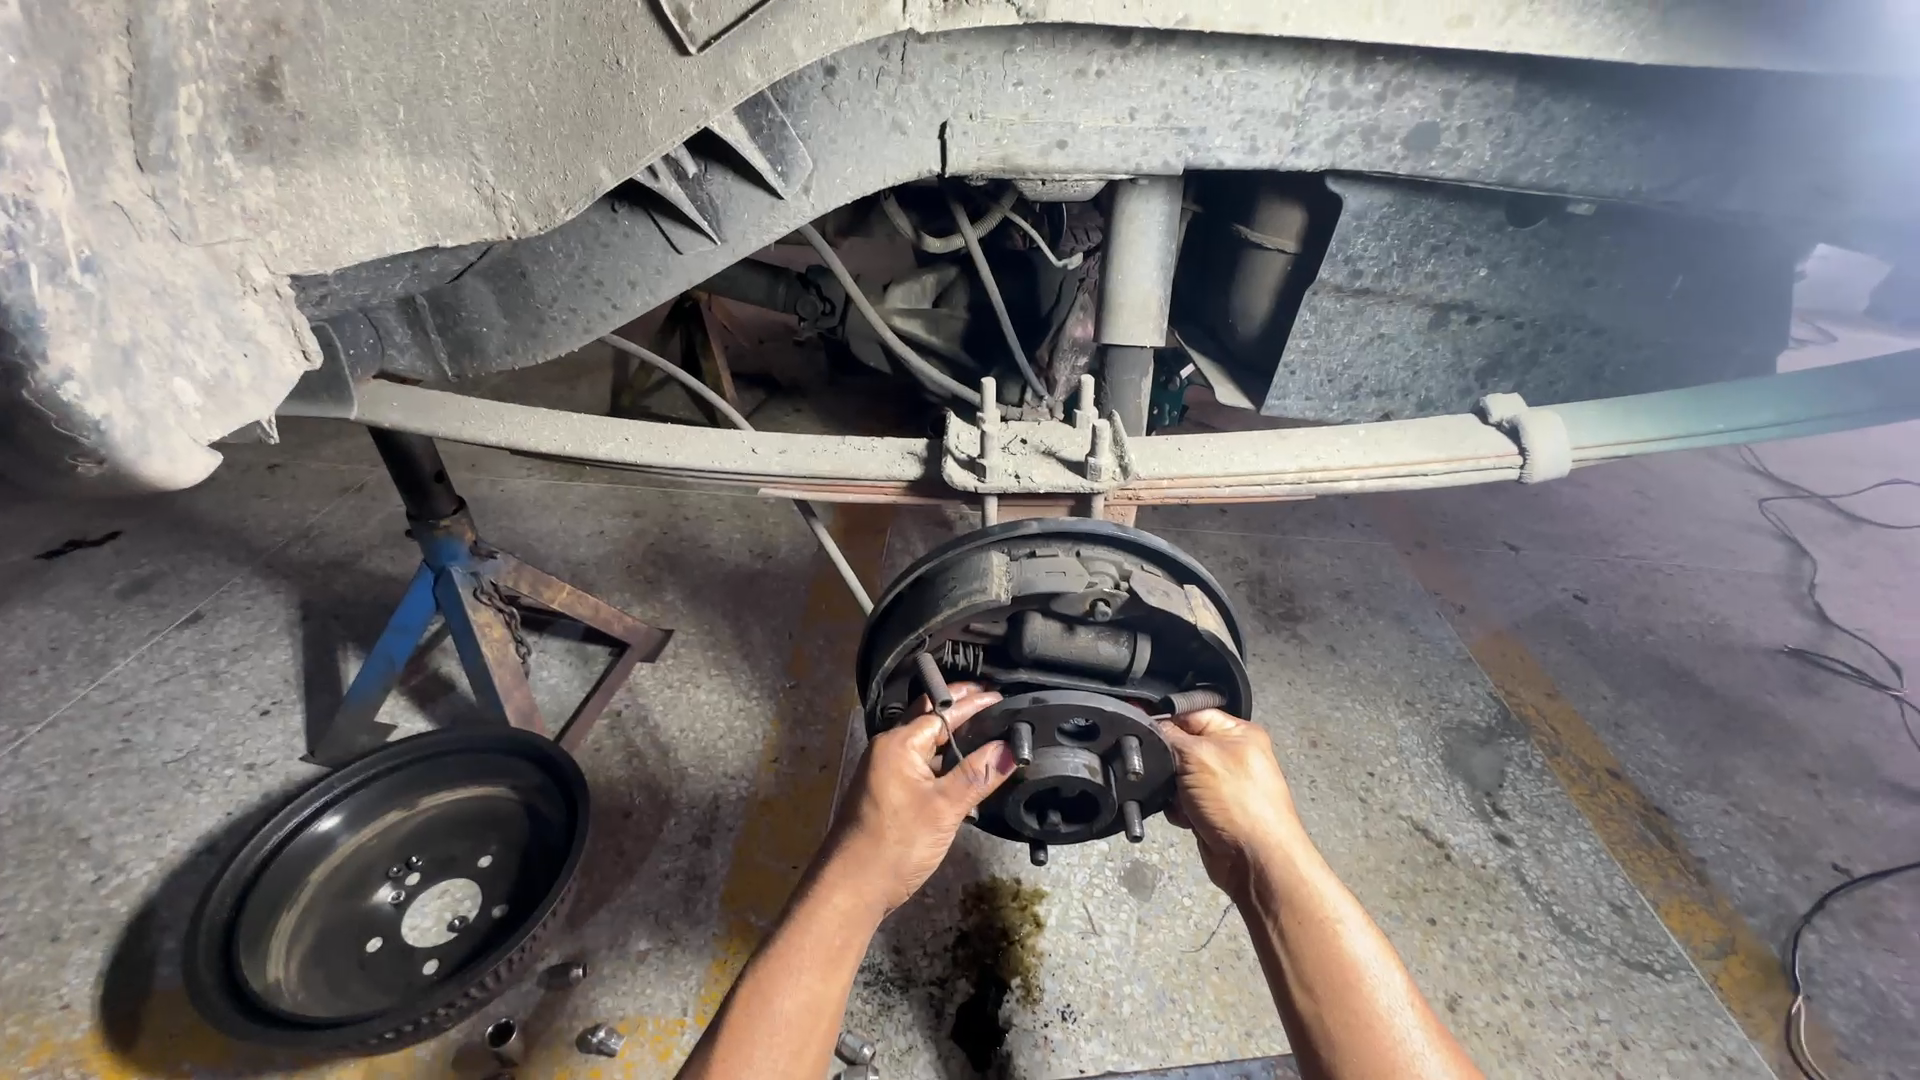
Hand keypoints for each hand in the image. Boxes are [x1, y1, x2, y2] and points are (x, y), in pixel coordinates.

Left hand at [816, 683, 1017, 915]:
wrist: (851, 887)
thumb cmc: (896, 845)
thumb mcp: (944, 808)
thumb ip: (978, 775)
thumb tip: (1012, 747)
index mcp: (899, 743)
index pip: (942, 710)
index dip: (974, 703)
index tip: (1002, 696)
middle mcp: (888, 748)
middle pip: (929, 718)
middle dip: (960, 708)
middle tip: (993, 702)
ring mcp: (885, 768)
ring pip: (924, 741)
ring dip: (952, 734)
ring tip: (987, 730)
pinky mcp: (888, 788)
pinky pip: (919, 761)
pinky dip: (942, 757)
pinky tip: (964, 766)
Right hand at [1156, 708, 1304, 900]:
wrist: (1256, 861)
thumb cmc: (1237, 801)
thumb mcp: (1197, 755)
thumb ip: (1170, 735)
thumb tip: (1152, 727)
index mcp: (1238, 732)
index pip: (1191, 713)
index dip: (1166, 719)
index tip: (1143, 728)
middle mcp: (1231, 755)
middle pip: (1181, 745)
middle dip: (1168, 760)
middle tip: (1165, 771)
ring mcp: (1221, 785)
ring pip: (1177, 775)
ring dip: (1172, 789)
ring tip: (1179, 799)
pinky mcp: (1211, 810)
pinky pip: (1181, 800)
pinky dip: (1177, 808)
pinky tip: (1185, 817)